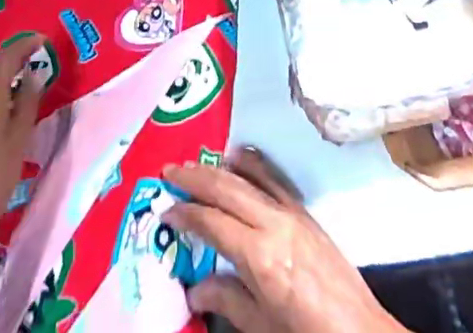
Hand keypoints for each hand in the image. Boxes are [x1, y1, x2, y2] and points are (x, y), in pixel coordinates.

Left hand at [0, 34, 46, 331]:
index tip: (43, 41)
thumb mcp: (20, 138)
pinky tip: (4, 108)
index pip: (7, 56)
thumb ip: (28, 101)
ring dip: (2, 75)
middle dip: (14, 57)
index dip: (26, 45)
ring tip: (25, 81)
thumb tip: (35, 73)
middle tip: (37, 58)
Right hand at [163, 147, 406, 332]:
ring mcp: (293, 214)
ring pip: (248, 177)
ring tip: (195, 163)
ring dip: (218, 166)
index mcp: (260, 256)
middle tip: (169, 171)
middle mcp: (274, 225)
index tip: (166, 209)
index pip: (212, 222)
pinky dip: (252, 163)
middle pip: (226, 188)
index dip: (185, 213)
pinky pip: (274, 178)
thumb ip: (227, 300)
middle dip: (194, 177)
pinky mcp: (306, 213)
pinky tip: (238, 156)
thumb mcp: (262, 326)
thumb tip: (195, 287)